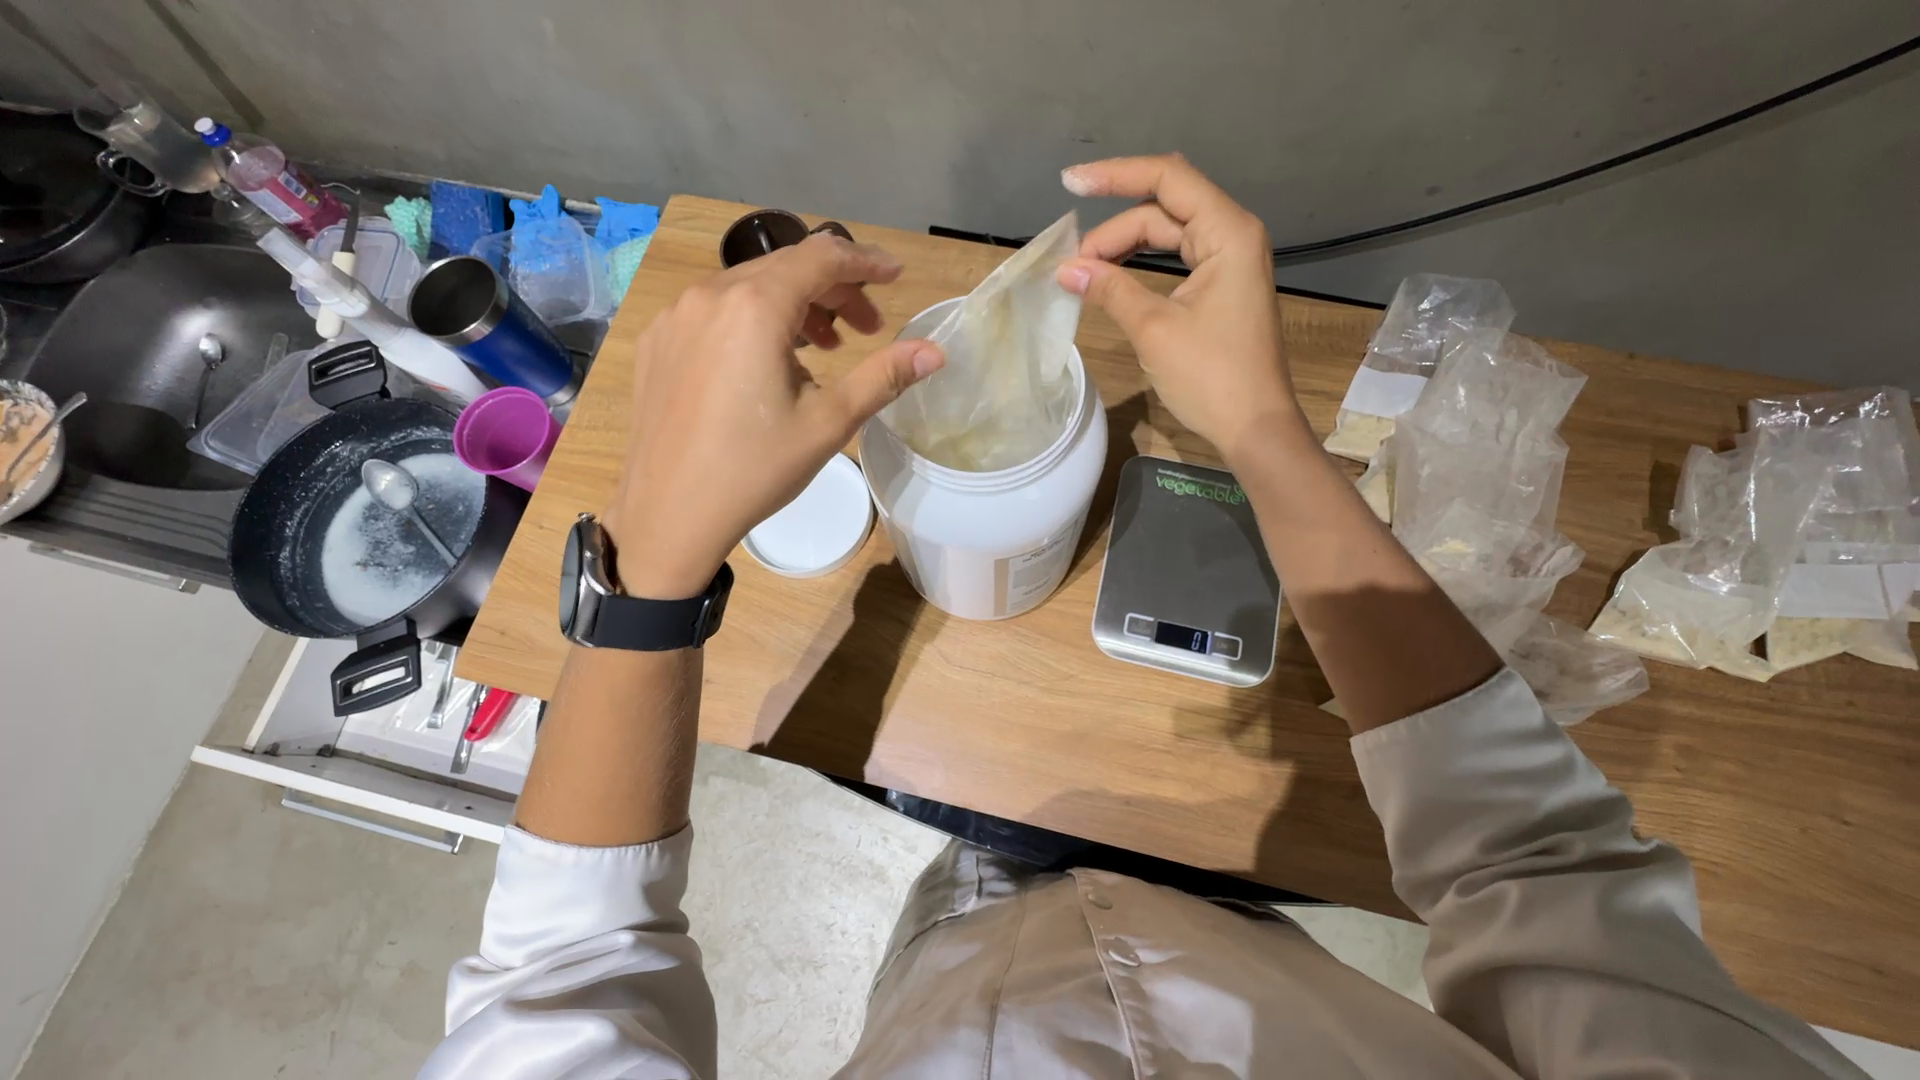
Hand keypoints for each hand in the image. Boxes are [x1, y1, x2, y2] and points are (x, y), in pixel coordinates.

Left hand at [606, 233, 943, 597]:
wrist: (669, 513)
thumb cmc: (755, 469)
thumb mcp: (829, 423)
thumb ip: (883, 377)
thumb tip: (936, 352)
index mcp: (756, 307)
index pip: (822, 256)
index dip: (865, 261)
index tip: (895, 275)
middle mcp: (710, 295)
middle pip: (785, 267)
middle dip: (835, 290)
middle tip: (867, 330)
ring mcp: (676, 316)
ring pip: (748, 288)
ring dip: (795, 306)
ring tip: (825, 349)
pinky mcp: (658, 341)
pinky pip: (716, 311)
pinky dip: (754, 321)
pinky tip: (767, 366)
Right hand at [1056, 154, 1306, 463]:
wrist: (1254, 427)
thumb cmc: (1211, 376)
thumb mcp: (1154, 329)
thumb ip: (1111, 289)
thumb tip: (1067, 270)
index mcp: (1228, 232)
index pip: (1167, 180)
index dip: (1116, 175)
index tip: (1070, 183)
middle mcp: (1233, 235)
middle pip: (1164, 209)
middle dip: (1114, 229)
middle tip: (1072, 263)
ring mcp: (1229, 262)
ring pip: (1168, 233)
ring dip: (1125, 247)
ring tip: (1084, 271)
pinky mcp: (1222, 287)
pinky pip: (1176, 259)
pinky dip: (1142, 266)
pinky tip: (1113, 278)